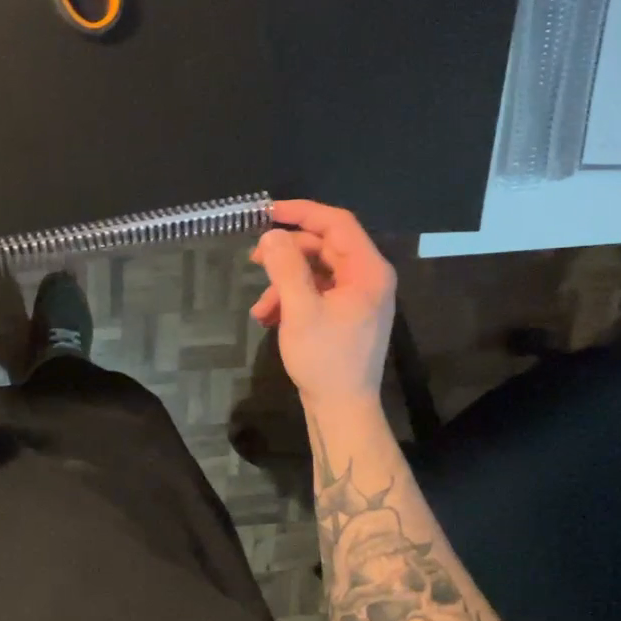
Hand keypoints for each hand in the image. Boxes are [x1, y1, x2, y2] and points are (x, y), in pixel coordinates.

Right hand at [248, 200, 395, 408]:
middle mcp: (367, 279)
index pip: (337, 224)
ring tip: (259, 309)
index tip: (267, 212)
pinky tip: (268, 319)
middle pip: (324, 248)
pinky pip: (316, 294)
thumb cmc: (325, 358)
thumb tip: (272, 235)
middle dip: (287, 254)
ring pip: (316, 273)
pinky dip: (291, 301)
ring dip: (283, 284)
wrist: (342, 407)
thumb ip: (286, 268)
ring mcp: (357, 299)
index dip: (302, 213)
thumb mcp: (299, 310)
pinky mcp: (344, 317)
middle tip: (254, 261)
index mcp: (367, 271)